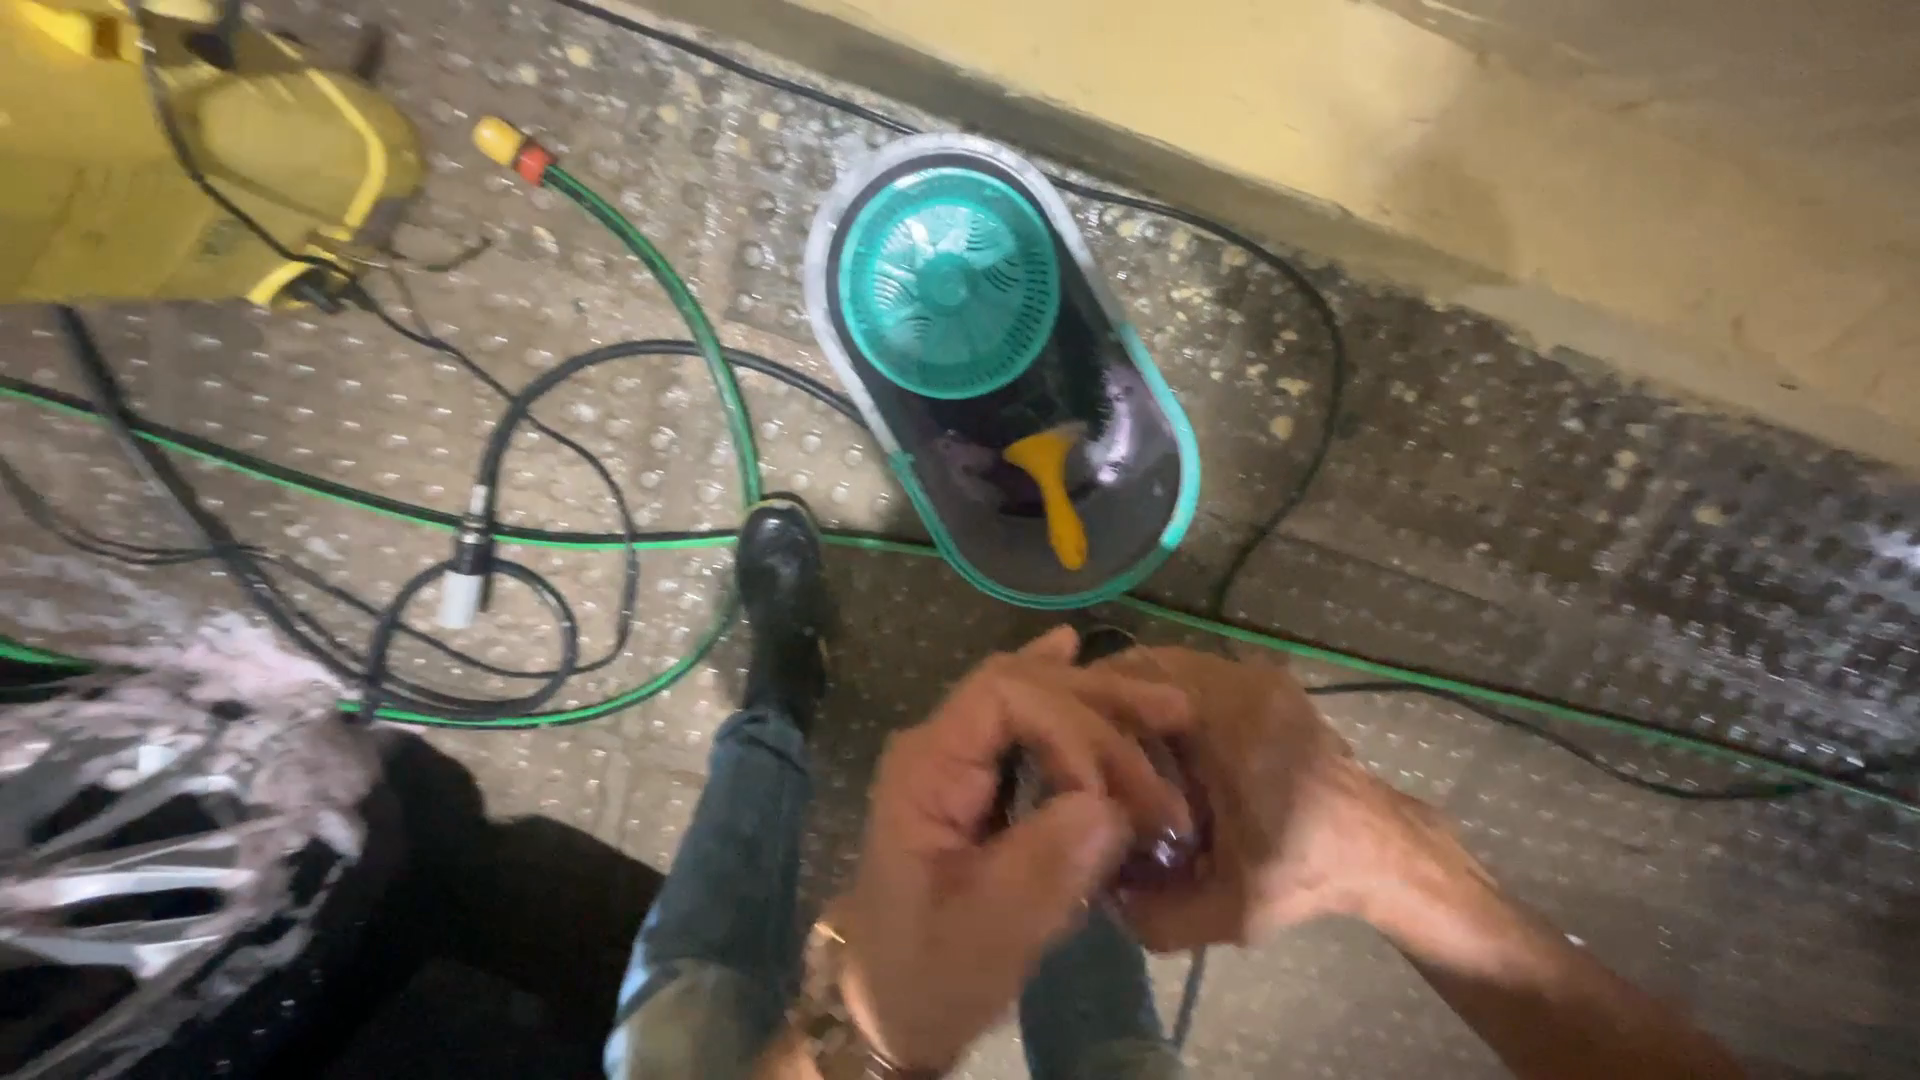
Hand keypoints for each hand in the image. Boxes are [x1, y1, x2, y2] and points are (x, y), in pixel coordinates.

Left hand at [834, 626, 1192, 1071]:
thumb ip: (1045, 864)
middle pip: (1020, 683)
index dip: (1068, 727)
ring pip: (1027, 691)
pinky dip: (1061, 694)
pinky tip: (1074, 652)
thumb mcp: (990, 931)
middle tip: (1175, 717)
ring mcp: (955, 754)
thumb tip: (1109, 805)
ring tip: (1162, 701)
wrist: (889, 996)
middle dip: (1098, 702)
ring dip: (1096, 697)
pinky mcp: (974, 775)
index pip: (1003, 698)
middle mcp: (939, 742)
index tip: (1108, 793)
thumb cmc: (932, 968)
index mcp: (927, 767)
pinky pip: (1021, 716)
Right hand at [1094, 648, 1481, 950]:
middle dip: (1105, 699)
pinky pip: (1193, 674)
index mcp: (1228, 718)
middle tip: (1077, 742)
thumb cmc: (1305, 871)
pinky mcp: (1265, 683)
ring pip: (1168, 665)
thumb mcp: (1229, 910)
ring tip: (1108, 743)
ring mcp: (1256, 675)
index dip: (1087, 703)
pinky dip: (1164, 698)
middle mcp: (1241, 679)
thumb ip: (1156, 914)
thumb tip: (1094, 890)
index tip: (1060, 738)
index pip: (1133, 678)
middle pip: (1145, 665)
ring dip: (1134, 697)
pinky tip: (1154, 743)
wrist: (1384, 851)